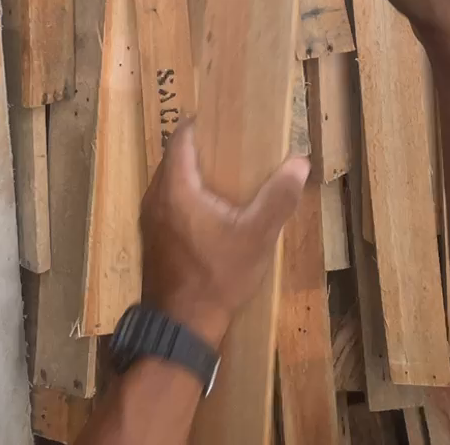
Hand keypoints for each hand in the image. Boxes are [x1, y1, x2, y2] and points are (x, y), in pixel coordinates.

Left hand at [140, 125, 309, 346]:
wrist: (181, 327)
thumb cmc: (218, 277)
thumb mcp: (256, 237)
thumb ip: (277, 198)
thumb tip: (300, 163)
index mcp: (176, 186)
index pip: (181, 137)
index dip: (201, 124)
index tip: (225, 122)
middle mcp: (155, 195)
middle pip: (174, 157)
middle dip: (200, 148)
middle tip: (232, 148)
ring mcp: (149, 218)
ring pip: (169, 180)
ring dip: (192, 173)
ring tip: (225, 177)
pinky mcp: (151, 236)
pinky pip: (166, 201)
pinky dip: (184, 195)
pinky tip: (209, 210)